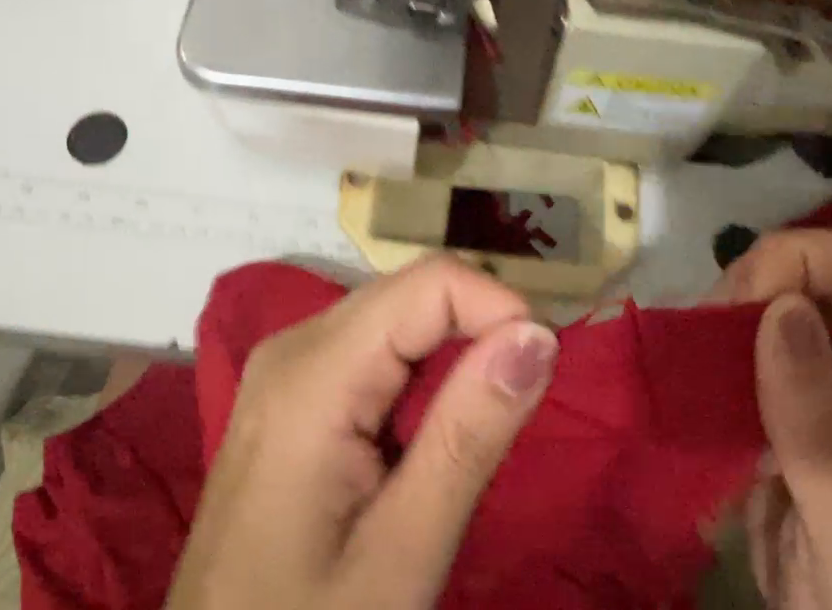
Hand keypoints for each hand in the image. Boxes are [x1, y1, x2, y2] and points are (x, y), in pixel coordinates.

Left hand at [167, 257, 558, 609]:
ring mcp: (287, 366)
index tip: (544, 371)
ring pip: (397, 317)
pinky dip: (421, 374)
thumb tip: (538, 333)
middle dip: (481, 329)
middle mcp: (294, 345)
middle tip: (518, 410)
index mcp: (313, 372)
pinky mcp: (292, 390)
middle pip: (411, 293)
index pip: (431, 282)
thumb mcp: (404, 548)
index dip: (500, 308)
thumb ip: (469, 433)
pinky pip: (373, 349)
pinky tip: (427, 435)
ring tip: (479, 429)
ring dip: (454, 353)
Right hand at [711, 229, 831, 609]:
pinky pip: (755, 359)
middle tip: (697, 344)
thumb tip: (783, 309)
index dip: (803, 261)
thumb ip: (822, 437)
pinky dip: (715, 359)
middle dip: (752, 287)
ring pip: (782, 310)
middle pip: (825, 277)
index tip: (735, 309)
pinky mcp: (797, 423)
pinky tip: (689, 386)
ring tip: (686, 366)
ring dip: (725, 322)